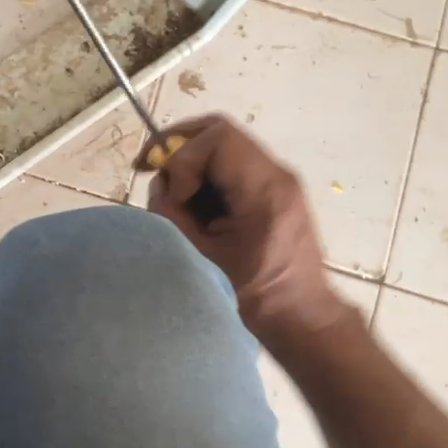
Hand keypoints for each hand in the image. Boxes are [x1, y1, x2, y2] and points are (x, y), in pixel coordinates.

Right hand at [145, 115, 350, 341]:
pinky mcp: (271, 192)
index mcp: (264, 189)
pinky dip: (202, 178)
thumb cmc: (251, 295)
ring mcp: (277, 181)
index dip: (182, 159)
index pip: (216, 138)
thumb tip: (161, 188)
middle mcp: (276, 174)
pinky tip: (191, 210)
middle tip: (148, 169)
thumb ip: (173, 215)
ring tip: (176, 204)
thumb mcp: (200, 256)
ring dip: (189, 166)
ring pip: (221, 147)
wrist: (299, 316)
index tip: (175, 197)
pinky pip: (229, 168)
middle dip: (177, 147)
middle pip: (218, 131)